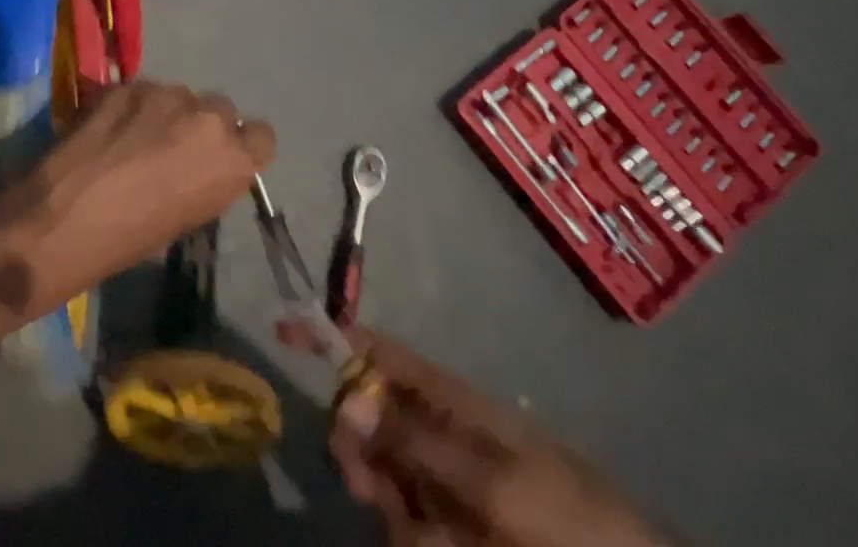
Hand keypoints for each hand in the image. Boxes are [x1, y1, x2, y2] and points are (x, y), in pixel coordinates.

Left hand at [0, 80, 275, 312]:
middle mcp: (210, 119)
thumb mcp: (188, 216)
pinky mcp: (127, 84)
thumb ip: (206, 178)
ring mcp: (166, 95)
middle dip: (198, 123)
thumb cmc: (129, 238)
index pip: (261, 135)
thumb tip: (196, 164)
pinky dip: (128, 105)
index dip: (238, 144)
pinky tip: (105, 127)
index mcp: (235, 161)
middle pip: (218, 109)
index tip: (215, 156)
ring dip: (163, 110)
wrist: (66, 218)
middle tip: (169, 145)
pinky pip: (139, 90)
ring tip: (131, 136)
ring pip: (177, 95)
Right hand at [329, 329, 674, 546]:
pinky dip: (412, 535)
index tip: (285, 333)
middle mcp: (441, 433)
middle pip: (365, 419)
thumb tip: (348, 395)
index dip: (334, 337)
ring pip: (380, 477)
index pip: (381, 354)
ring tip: (434, 537)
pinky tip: (442, 545)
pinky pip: (403, 522)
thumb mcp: (496, 480)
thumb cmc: (572, 523)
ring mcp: (444, 481)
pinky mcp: (447, 523)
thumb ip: (418, 438)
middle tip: (371, 486)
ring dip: (391, 505)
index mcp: (454, 402)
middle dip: (358, 450)